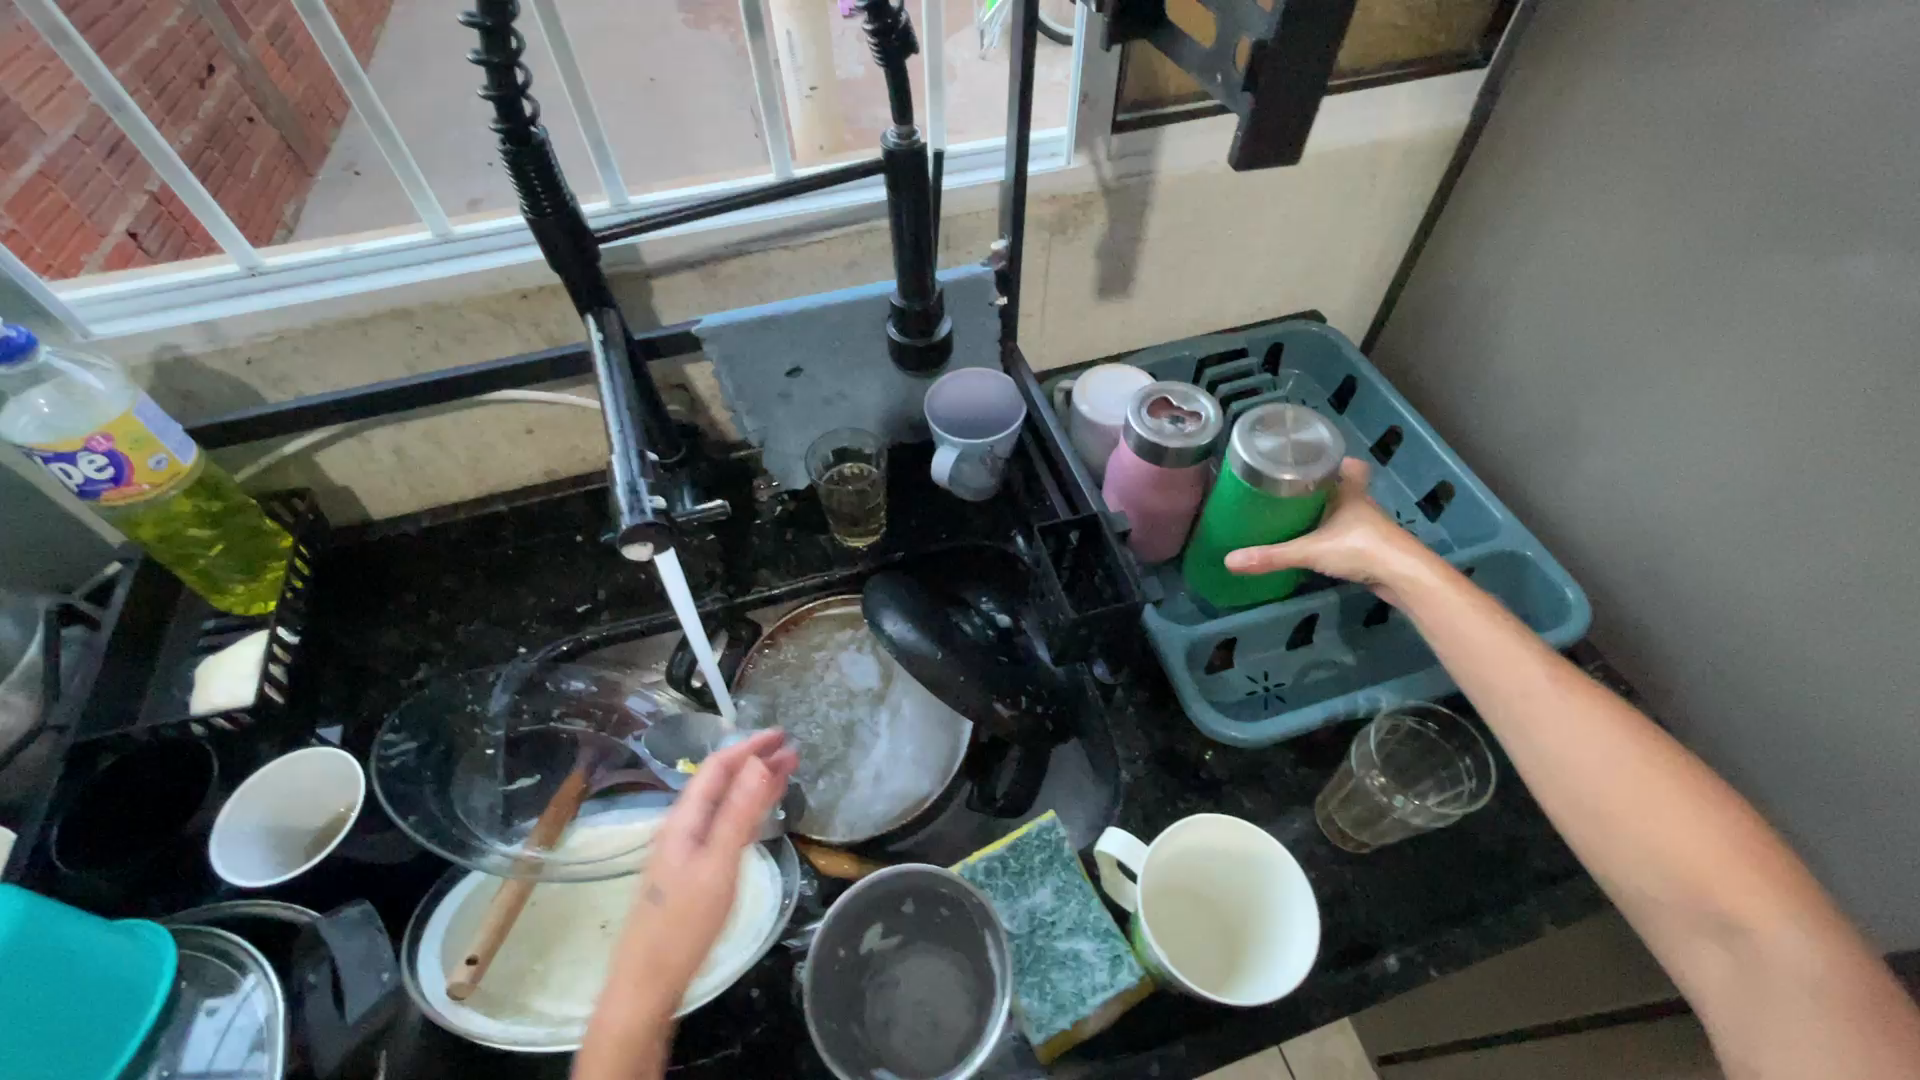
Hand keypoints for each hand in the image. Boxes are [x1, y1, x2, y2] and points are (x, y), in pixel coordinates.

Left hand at [619, 729, 798, 998]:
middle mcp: (684, 828)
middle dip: (756, 762)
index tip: (782, 734)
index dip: (749, 747)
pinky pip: (726, 828)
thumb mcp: (718, 866)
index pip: (718, 768)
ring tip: (788, 772)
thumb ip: (738, 814)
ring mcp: (688, 851)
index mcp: (684, 820)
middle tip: (793, 750)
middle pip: (722, 784)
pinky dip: (749, 813)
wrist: (647, 983)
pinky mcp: (696, 872)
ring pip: (725, 805)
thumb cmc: (683, 926)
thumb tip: (760, 763)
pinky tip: (762, 814)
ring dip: (755, 786)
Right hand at [1223, 457, 1435, 603]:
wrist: (1404, 576)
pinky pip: (1350, 535)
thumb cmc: (1360, 548)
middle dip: (1323, 490)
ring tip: (1300, 518)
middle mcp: (1361, 504)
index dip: (1335, 462)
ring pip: (1348, 512)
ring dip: (1329, 514)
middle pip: (1344, 488)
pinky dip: (1336, 538)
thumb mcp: (1309, 550)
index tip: (1312, 464)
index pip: (1349, 466)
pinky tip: (1320, 546)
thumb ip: (1272, 555)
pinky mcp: (1373, 548)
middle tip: (1294, 493)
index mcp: (1348, 492)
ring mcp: (1370, 527)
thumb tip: (1230, 560)